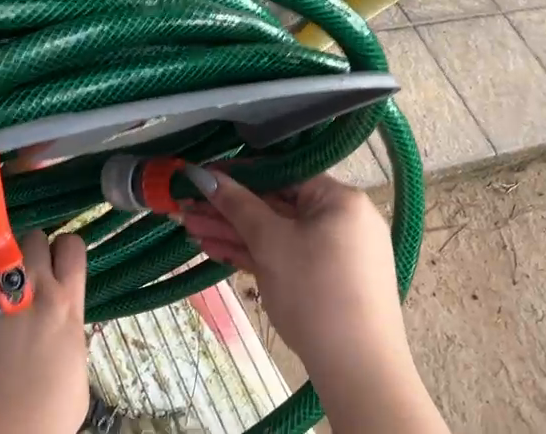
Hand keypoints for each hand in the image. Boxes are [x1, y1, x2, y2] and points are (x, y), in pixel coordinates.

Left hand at [0, 230, 88, 433]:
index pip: (73, 247)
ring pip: (6, 242)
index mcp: (68, 305)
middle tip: (30, 272)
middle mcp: (38, 288)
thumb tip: (62, 329)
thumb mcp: (75, 368)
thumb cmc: (47, 410)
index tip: (60, 265)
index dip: (65, 251)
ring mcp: (2, 289)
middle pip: (37, 237)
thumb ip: (68, 334)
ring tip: (4, 275)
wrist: (1, 421)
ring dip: (7, 254)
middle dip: (34, 250)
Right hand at [182, 171, 446, 433]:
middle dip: (228, 209)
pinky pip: (285, 255)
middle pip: (276, 204)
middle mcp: (342, 220)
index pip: (283, 173)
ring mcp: (336, 252)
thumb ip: (236, 204)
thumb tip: (202, 174)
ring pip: (276, 232)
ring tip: (189, 229)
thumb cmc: (315, 291)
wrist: (358, 372)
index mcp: (341, 200)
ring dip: (233, 232)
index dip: (238, 174)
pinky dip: (253, 253)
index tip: (202, 176)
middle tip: (187, 206)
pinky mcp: (326, 280)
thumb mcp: (270, 242)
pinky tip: (214, 250)